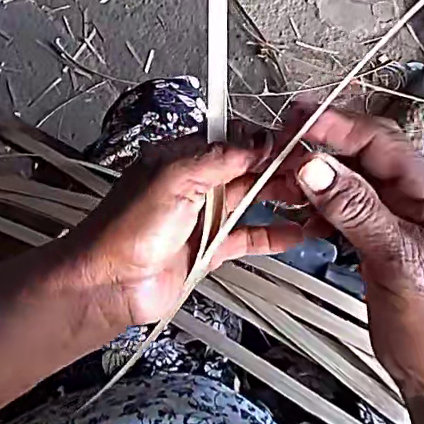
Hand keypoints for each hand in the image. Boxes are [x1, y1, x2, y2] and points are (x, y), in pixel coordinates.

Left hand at [62, 136, 303, 328]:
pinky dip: (273, 235)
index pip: (233, 140)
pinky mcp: (209, 247)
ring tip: (314, 198)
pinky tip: (296, 233)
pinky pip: (248, 236)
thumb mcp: (173, 180)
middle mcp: (194, 183)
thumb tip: (255, 139)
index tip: (295, 144)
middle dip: (280, 169)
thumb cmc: (125, 230)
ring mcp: (202, 216)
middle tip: (313, 172)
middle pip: (247, 169)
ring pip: (251, 200)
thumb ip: (217, 158)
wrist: (108, 284)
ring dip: (282, 199)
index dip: (264, 142)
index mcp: (182, 157)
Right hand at [274, 108, 423, 395]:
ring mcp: (402, 228)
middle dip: (323, 150)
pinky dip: (322, 211)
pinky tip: (302, 213)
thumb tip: (317, 167)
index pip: (383, 144)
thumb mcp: (401, 262)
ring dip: (318, 181)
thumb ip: (356, 210)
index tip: (300, 119)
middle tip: (283, 144)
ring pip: (353, 188)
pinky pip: (349, 216)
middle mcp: (422, 206)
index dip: (338, 127)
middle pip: (366, 161)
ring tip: (282, 179)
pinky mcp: (384, 250)